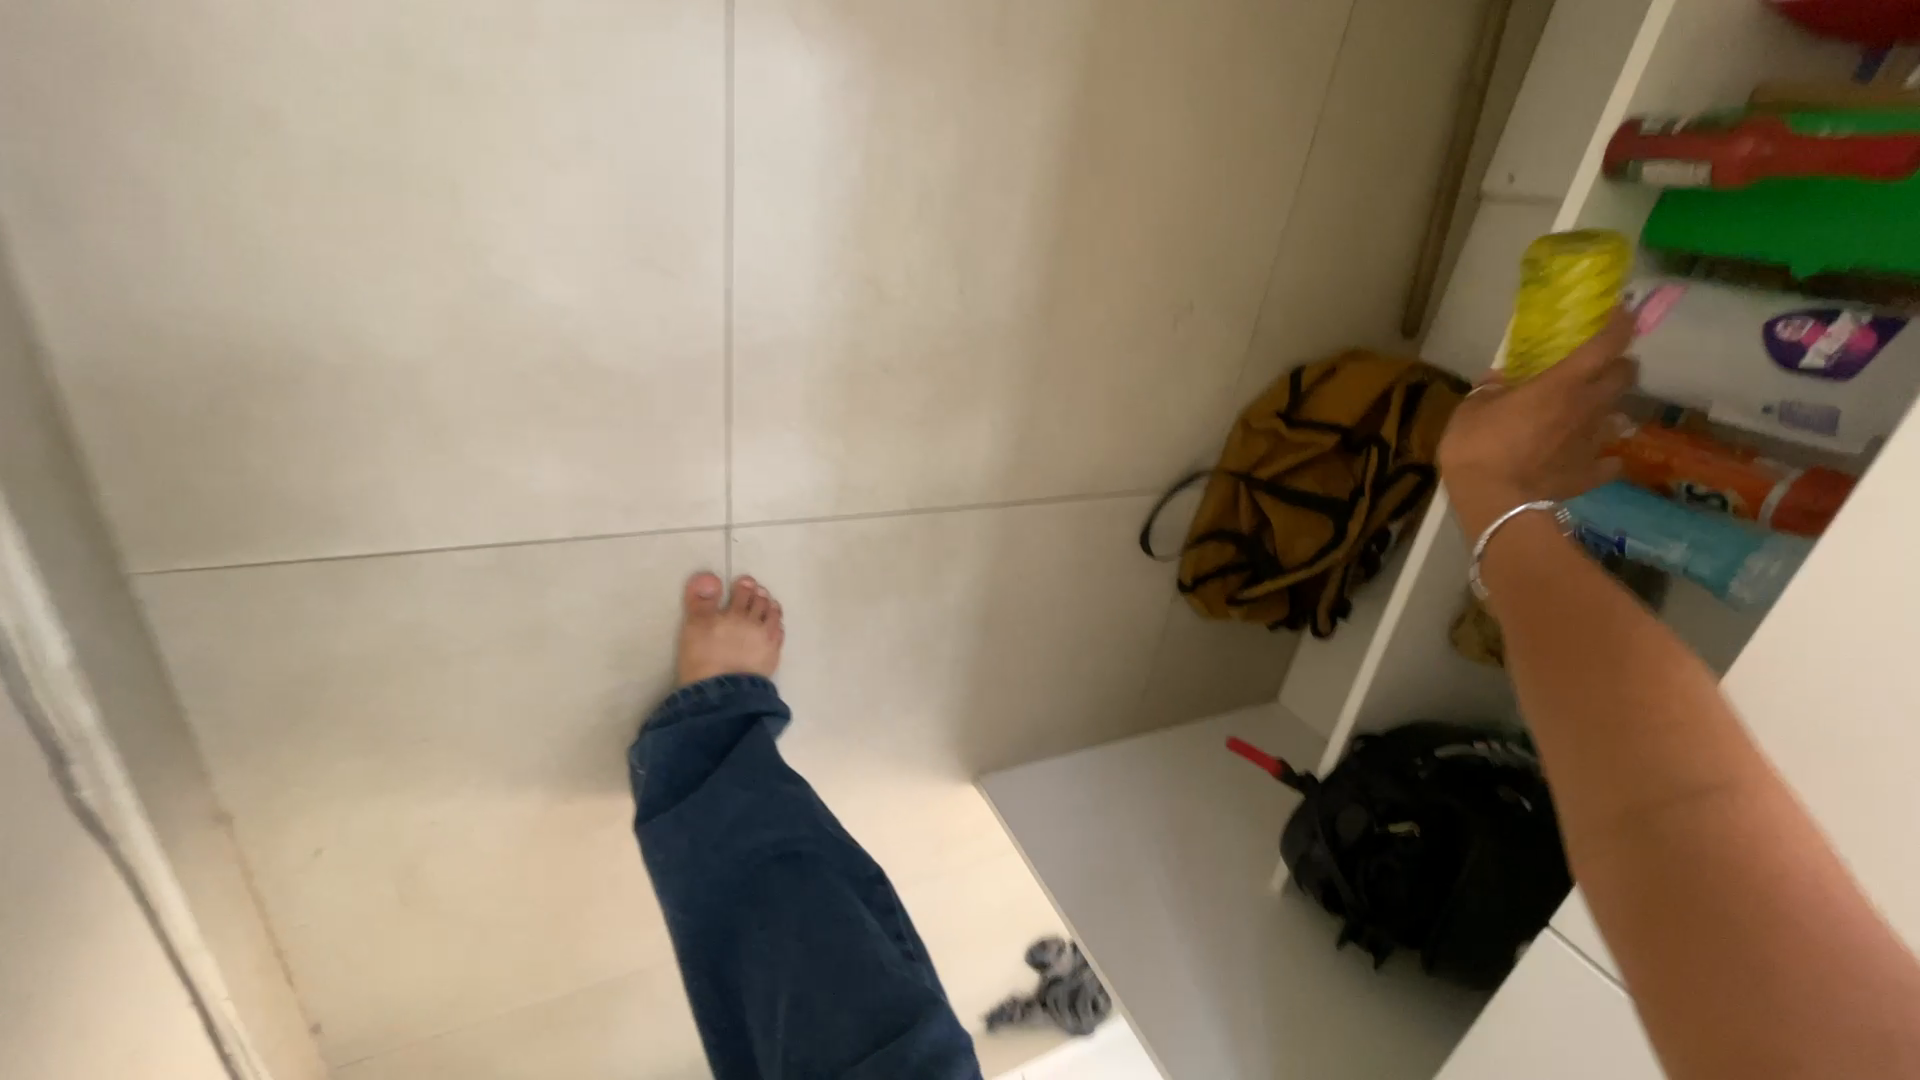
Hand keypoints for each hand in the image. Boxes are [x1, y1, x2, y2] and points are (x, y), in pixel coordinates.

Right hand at [1439, 307, 1638, 536]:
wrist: (1494, 501)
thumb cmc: (1477, 448)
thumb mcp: (1469, 410)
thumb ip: (1490, 391)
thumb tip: (1500, 380)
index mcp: (1562, 384)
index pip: (1605, 344)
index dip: (1618, 325)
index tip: (1620, 315)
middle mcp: (1589, 406)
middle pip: (1625, 376)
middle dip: (1616, 368)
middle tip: (1595, 372)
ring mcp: (1595, 441)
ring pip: (1619, 416)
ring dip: (1607, 412)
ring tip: (1585, 418)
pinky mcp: (1591, 472)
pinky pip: (1608, 461)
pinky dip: (1602, 457)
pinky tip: (1589, 459)